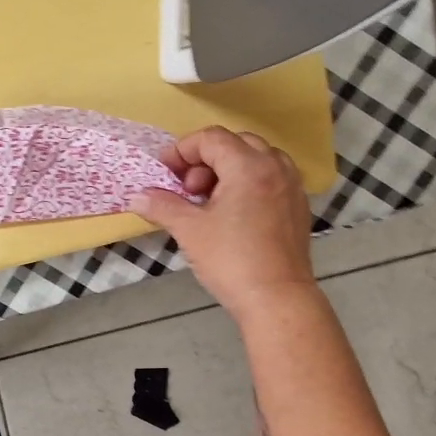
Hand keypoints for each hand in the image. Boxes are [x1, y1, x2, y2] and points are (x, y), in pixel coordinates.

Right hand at [129, 126, 316, 319]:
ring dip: (226, 170)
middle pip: (235, 143)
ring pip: (256, 159)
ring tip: (209, 201)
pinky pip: (270, 178)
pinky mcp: (297, 206)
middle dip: (204, 160)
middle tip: (187, 190)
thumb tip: (138, 197)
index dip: (182, 151)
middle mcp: (275, 167)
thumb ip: (162, 206)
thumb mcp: (188, 231)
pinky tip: (231, 214)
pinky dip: (246, 183)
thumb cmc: (230, 260)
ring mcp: (291, 186)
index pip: (211, 138)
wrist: (275, 297)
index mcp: (248, 167)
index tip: (164, 174)